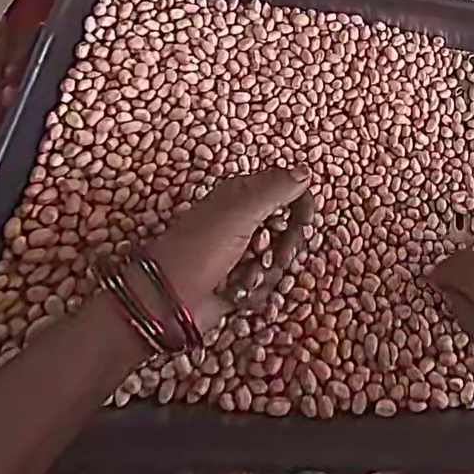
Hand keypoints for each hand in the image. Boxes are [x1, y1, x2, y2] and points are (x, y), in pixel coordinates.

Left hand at [143, 167, 311, 332]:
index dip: (301, 205)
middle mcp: (245, 219)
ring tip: (244, 277)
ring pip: (281, 258)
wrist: (167, 302)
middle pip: (291, 226)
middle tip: (272, 256)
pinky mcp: (242, 280)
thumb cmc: (199, 250)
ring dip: (267, 271)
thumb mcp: (240, 212)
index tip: (304, 223)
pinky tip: (237, 292)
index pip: (289, 189)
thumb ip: (275, 188)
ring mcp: (243, 251)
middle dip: (285, 245)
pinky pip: (269, 284)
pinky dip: (256, 290)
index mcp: (243, 194)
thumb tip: (305, 171)